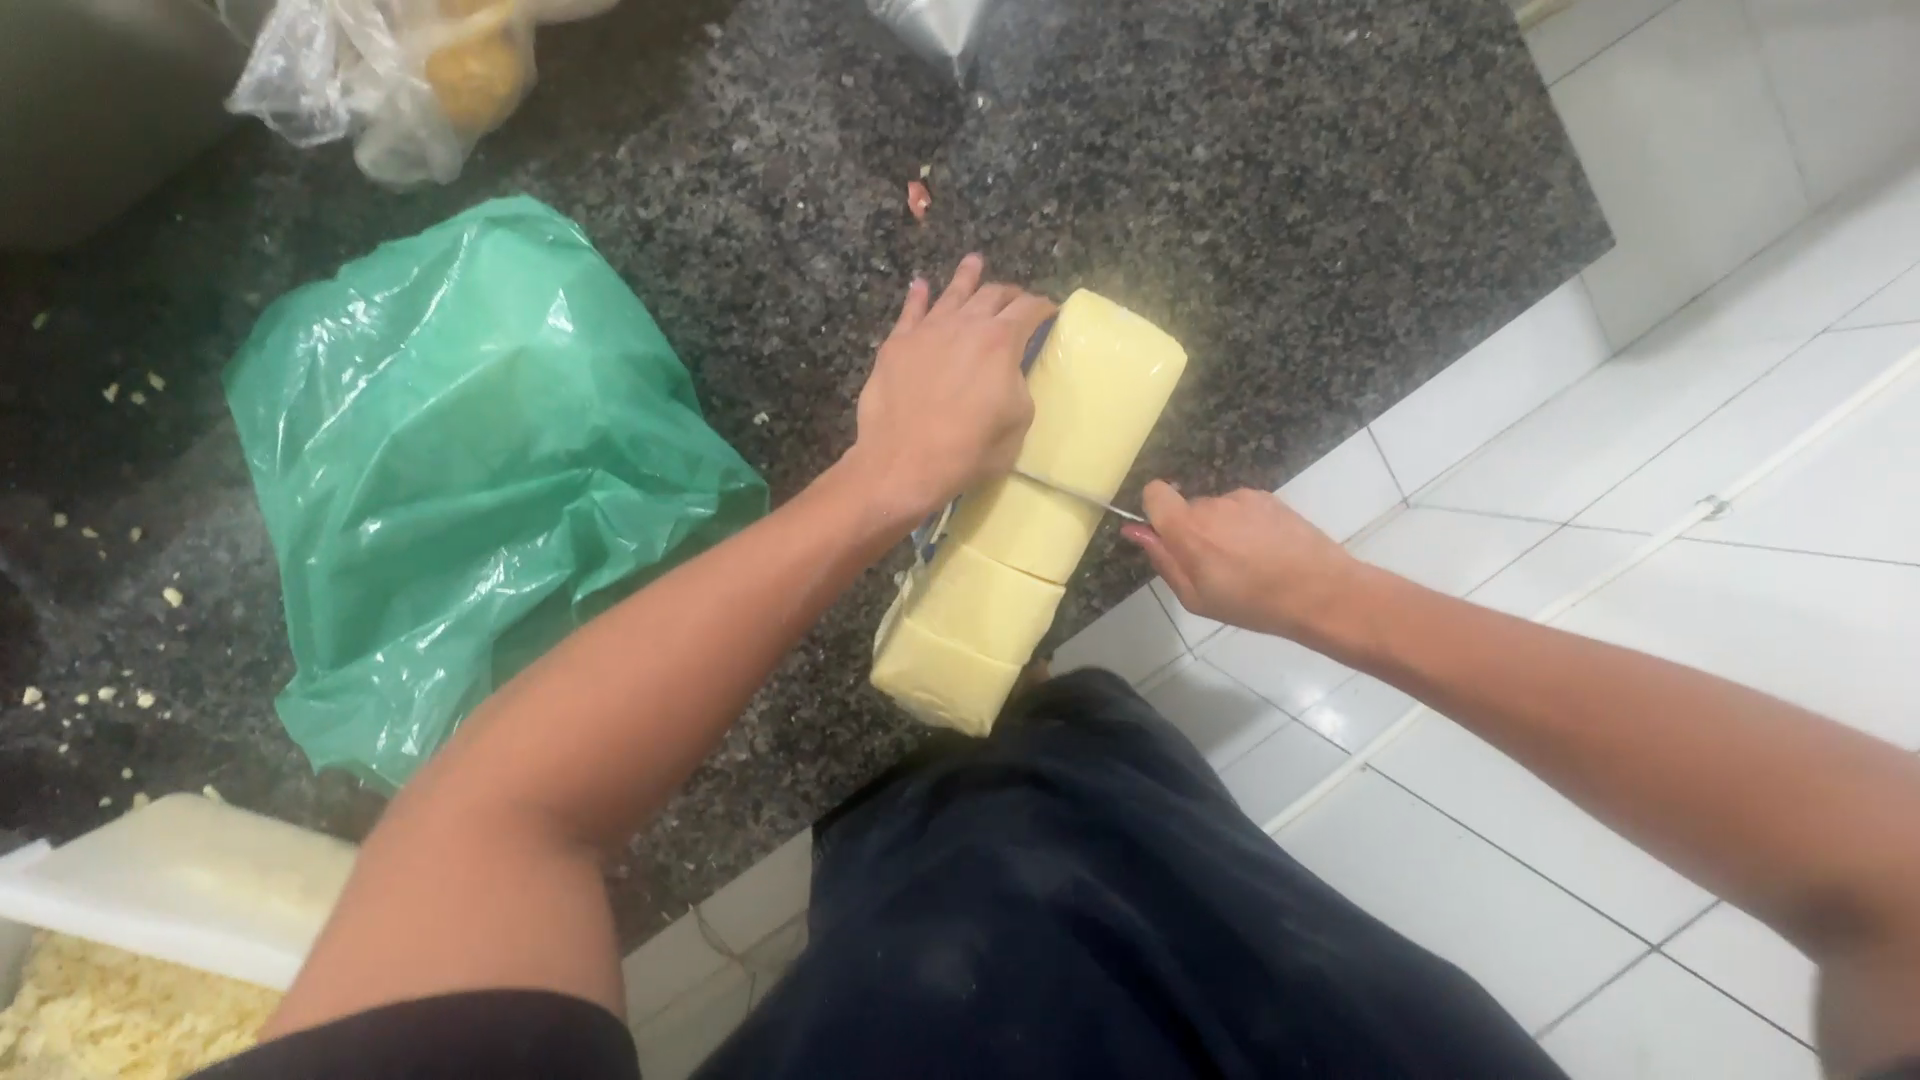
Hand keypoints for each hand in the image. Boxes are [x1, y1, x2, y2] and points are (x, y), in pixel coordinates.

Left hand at [846, 254, 1056, 518]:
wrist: (903, 464)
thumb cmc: (968, 451)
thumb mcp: (1017, 424)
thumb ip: (1018, 387)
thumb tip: (1007, 374)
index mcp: (1001, 342)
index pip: (1029, 310)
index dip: (1043, 307)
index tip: (1050, 310)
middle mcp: (965, 325)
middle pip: (992, 295)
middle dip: (1009, 293)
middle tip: (1016, 296)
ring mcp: (927, 331)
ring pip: (952, 294)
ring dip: (967, 277)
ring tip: (974, 261)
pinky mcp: (896, 345)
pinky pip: (910, 311)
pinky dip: (918, 295)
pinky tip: (920, 285)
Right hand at [1121, 481, 1364, 645]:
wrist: (1320, 593)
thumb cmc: (1251, 603)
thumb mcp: (1195, 597)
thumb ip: (1162, 559)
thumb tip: (1136, 531)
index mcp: (1188, 528)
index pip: (1154, 493)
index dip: (1155, 510)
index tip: (1167, 536)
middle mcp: (1212, 504)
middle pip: (1188, 508)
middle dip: (1194, 531)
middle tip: (1215, 567)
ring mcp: (1244, 498)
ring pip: (1217, 510)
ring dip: (1223, 530)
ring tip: (1248, 563)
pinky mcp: (1270, 499)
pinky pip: (1243, 509)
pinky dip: (1247, 526)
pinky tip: (1267, 552)